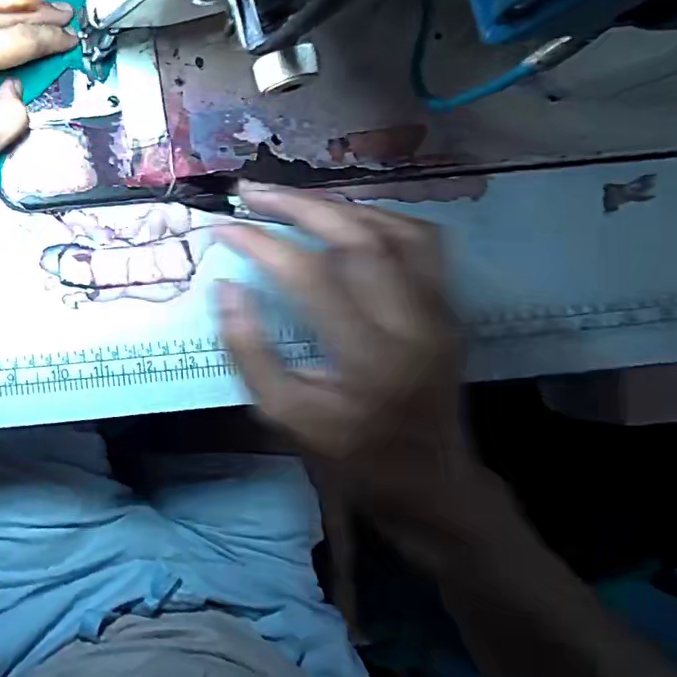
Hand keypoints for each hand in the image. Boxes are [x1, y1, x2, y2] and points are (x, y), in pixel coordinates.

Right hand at [214, 183, 507, 529]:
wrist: (432, 483)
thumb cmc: (351, 456)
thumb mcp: (286, 418)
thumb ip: (250, 352)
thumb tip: (227, 288)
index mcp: (369, 359)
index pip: (311, 276)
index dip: (263, 244)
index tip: (225, 228)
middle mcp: (414, 324)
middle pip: (359, 238)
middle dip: (299, 205)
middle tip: (254, 193)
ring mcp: (441, 311)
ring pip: (397, 229)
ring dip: (340, 205)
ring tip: (294, 200)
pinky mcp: (451, 307)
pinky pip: (421, 242)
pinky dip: (378, 219)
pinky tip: (345, 219)